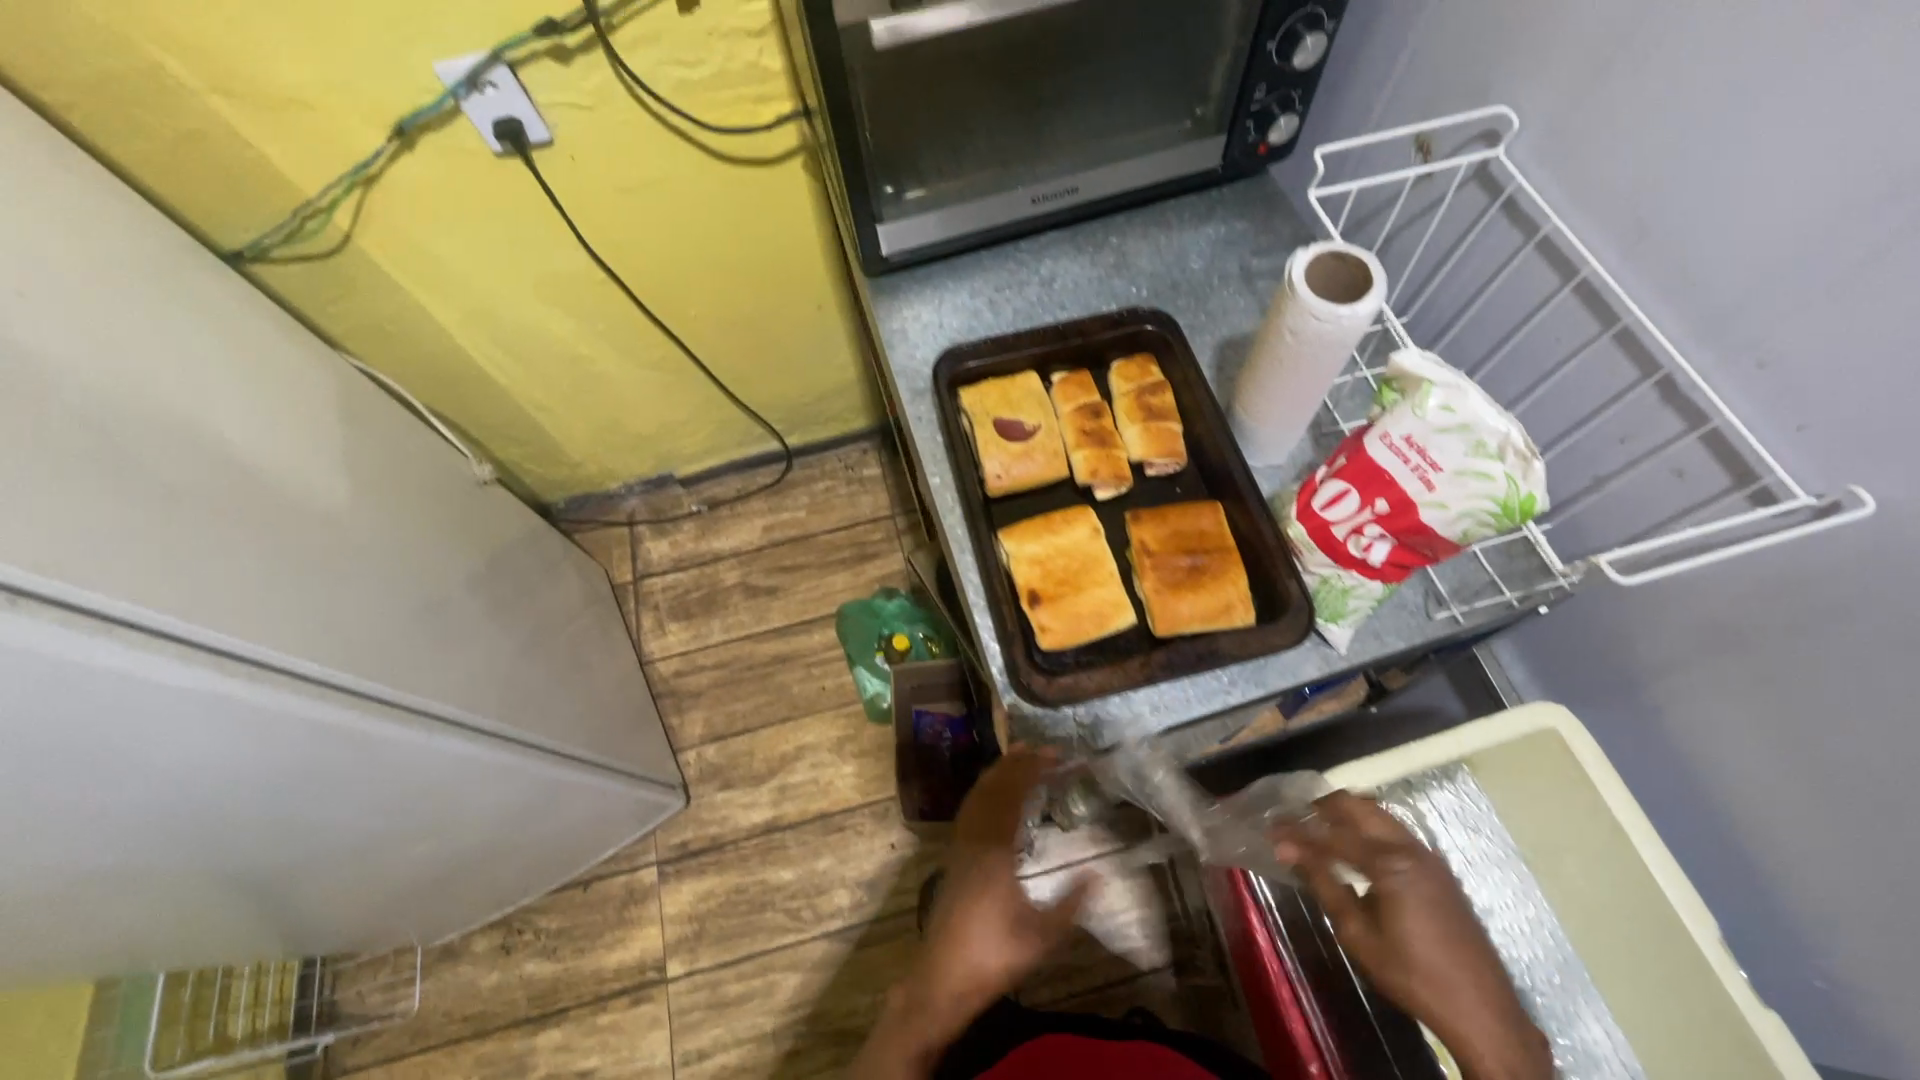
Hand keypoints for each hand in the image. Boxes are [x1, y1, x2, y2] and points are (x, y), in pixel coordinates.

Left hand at [913, 748, 1092, 1032]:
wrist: (942, 979)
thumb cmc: (994, 957)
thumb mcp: (1042, 935)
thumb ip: (1072, 902)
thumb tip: (1099, 873)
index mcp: (994, 850)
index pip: (1013, 794)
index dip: (1032, 769)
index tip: (1056, 754)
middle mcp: (973, 840)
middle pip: (992, 788)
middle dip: (1017, 763)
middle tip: (1044, 748)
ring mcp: (959, 848)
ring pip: (976, 796)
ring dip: (998, 774)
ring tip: (1020, 758)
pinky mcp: (953, 859)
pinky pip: (969, 811)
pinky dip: (985, 792)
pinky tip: (996, 798)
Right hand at [1275, 792, 1552, 1079]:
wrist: (1480, 1006)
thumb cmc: (1411, 974)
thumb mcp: (1358, 933)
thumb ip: (1324, 884)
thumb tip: (1288, 850)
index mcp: (1390, 863)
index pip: (1332, 835)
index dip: (1297, 831)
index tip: (1270, 827)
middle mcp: (1411, 848)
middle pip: (1360, 806)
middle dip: (1324, 806)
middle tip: (1295, 818)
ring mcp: (1429, 856)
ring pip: (1381, 814)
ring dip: (1348, 814)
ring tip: (1318, 828)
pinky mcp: (1438, 869)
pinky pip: (1396, 831)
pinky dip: (1369, 828)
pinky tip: (1354, 849)